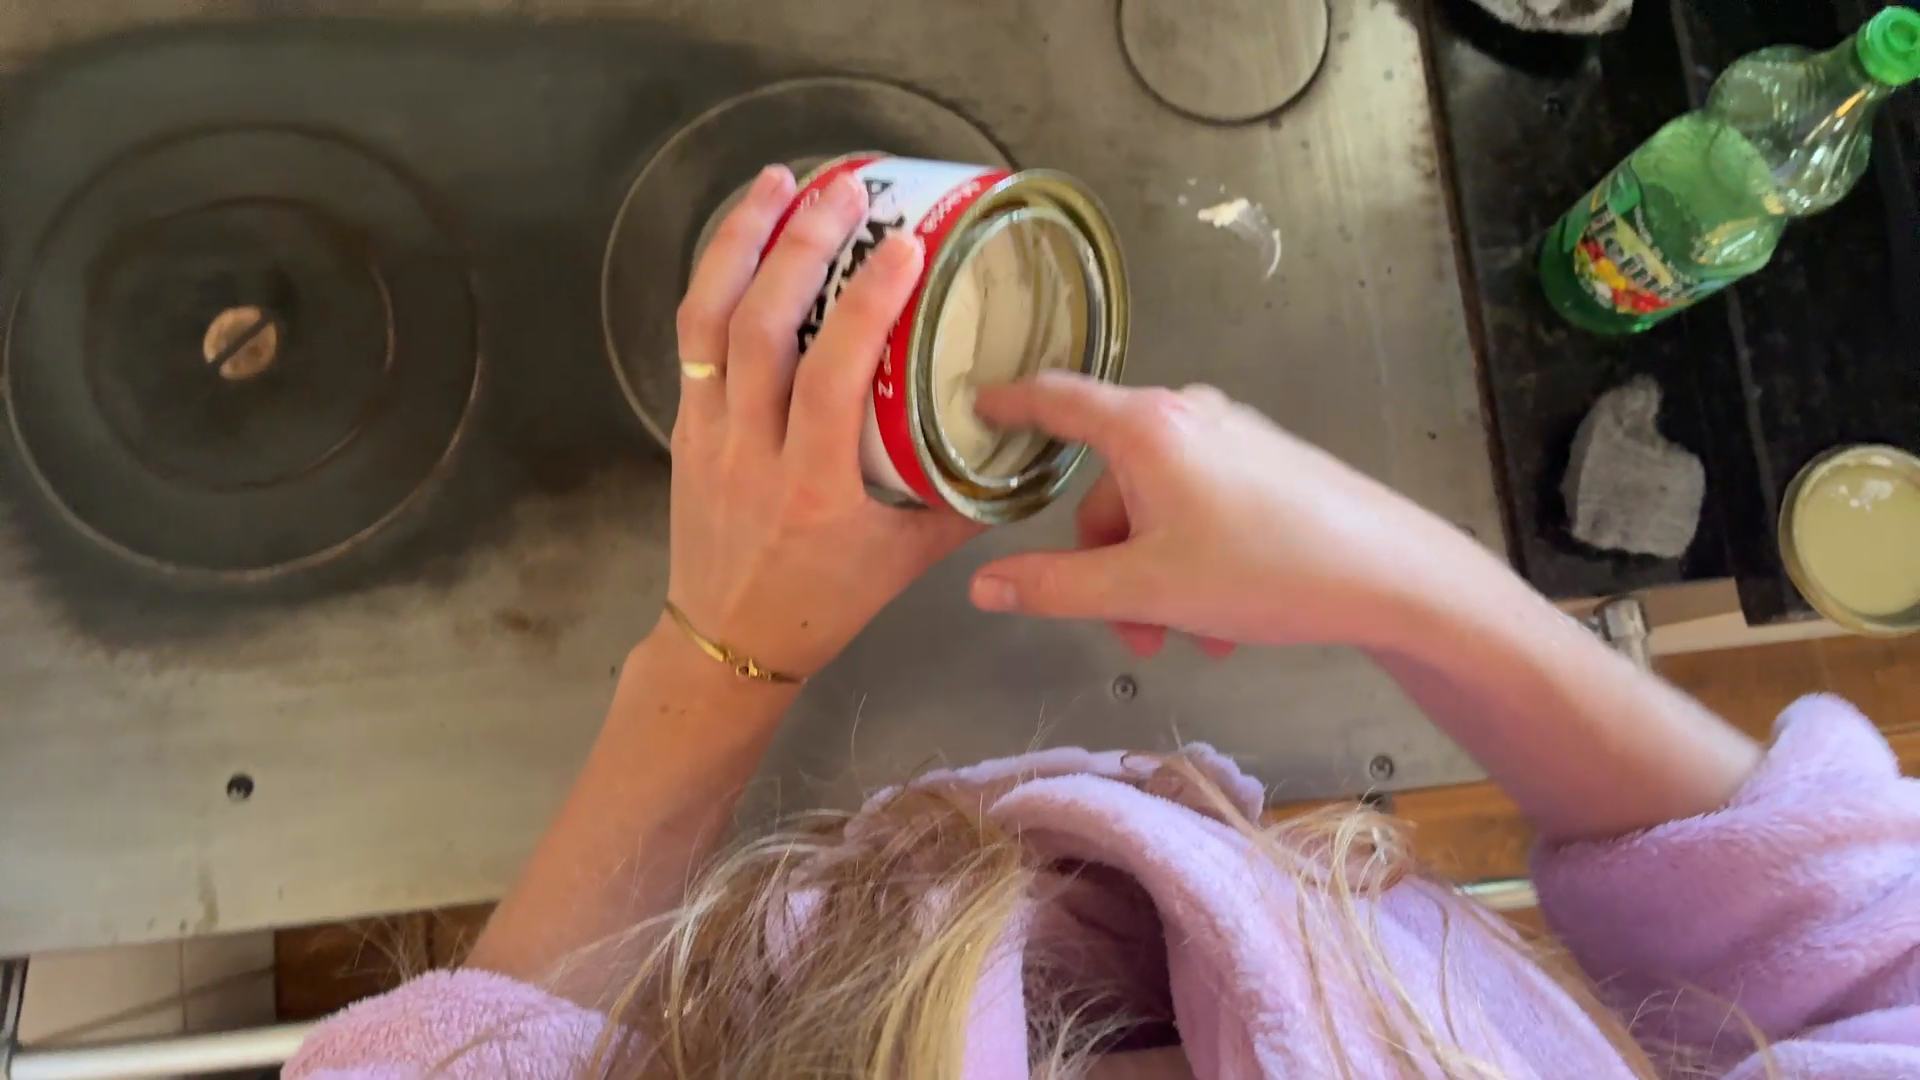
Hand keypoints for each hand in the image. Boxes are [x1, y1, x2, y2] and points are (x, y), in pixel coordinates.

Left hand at [665, 166, 979, 678]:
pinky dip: (716, 281)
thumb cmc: (824, 605)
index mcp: (813, 490)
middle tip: (842, 188)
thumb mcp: (904, 563)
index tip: (904, 247)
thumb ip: (959, 506)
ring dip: (739, 242)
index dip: (866, 306)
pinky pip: (693, 342)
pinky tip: (745, 244)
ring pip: (707, 323)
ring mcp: (706, 435)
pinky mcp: (684, 429)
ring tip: (777, 184)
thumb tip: (1012, 447)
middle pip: (758, 330)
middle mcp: (750, 452)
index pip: (831, 379)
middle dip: (799, 246)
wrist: (728, 643)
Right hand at [966, 374, 1501, 656]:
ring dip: (1151, 573)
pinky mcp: (1264, 462)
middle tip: (1133, 631)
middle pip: (1109, 486)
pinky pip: (1197, 506)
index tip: (976, 408)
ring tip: (1188, 634)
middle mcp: (1185, 415)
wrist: (1399, 577)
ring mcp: (1230, 436)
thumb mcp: (1144, 589)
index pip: (1056, 401)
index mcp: (1146, 429)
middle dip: (1107, 563)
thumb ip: (1054, 588)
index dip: (1010, 404)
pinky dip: (1189, 559)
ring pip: (1154, 506)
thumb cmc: (1261, 569)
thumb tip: (980, 585)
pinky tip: (1221, 615)